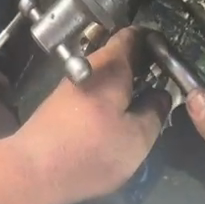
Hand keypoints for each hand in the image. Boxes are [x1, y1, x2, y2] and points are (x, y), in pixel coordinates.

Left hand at [12, 28, 169, 203]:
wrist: (34, 169)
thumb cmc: (90, 150)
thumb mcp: (137, 138)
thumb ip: (155, 112)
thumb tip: (163, 94)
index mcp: (112, 63)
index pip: (135, 34)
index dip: (155, 40)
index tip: (170, 56)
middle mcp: (92, 63)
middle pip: (121, 53)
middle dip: (143, 65)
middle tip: (162, 83)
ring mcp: (75, 80)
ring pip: (108, 73)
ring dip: (126, 83)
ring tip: (144, 104)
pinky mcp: (63, 99)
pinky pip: (95, 87)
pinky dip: (110, 95)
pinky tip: (117, 118)